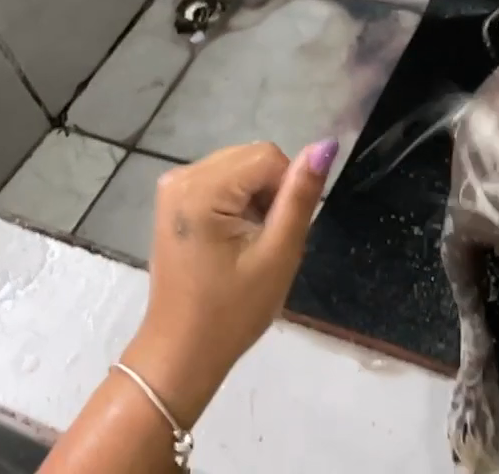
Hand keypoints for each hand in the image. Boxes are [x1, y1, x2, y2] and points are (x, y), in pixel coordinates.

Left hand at [121, 139, 338, 425]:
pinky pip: (222, 179)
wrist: (182, 353)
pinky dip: (238, 200)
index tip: (277, 233)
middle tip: (265, 241)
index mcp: (202, 189)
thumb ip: (301, 195)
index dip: (286, 190)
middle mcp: (182, 176)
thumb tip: (325, 145)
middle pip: (251, 157)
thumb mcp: (278, 254)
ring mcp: (174, 187)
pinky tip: (233, 238)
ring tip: (249, 243)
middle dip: (269, 192)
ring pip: (240, 166)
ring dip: (255, 196)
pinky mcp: (173, 199)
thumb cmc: (232, 312)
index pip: (268, 157)